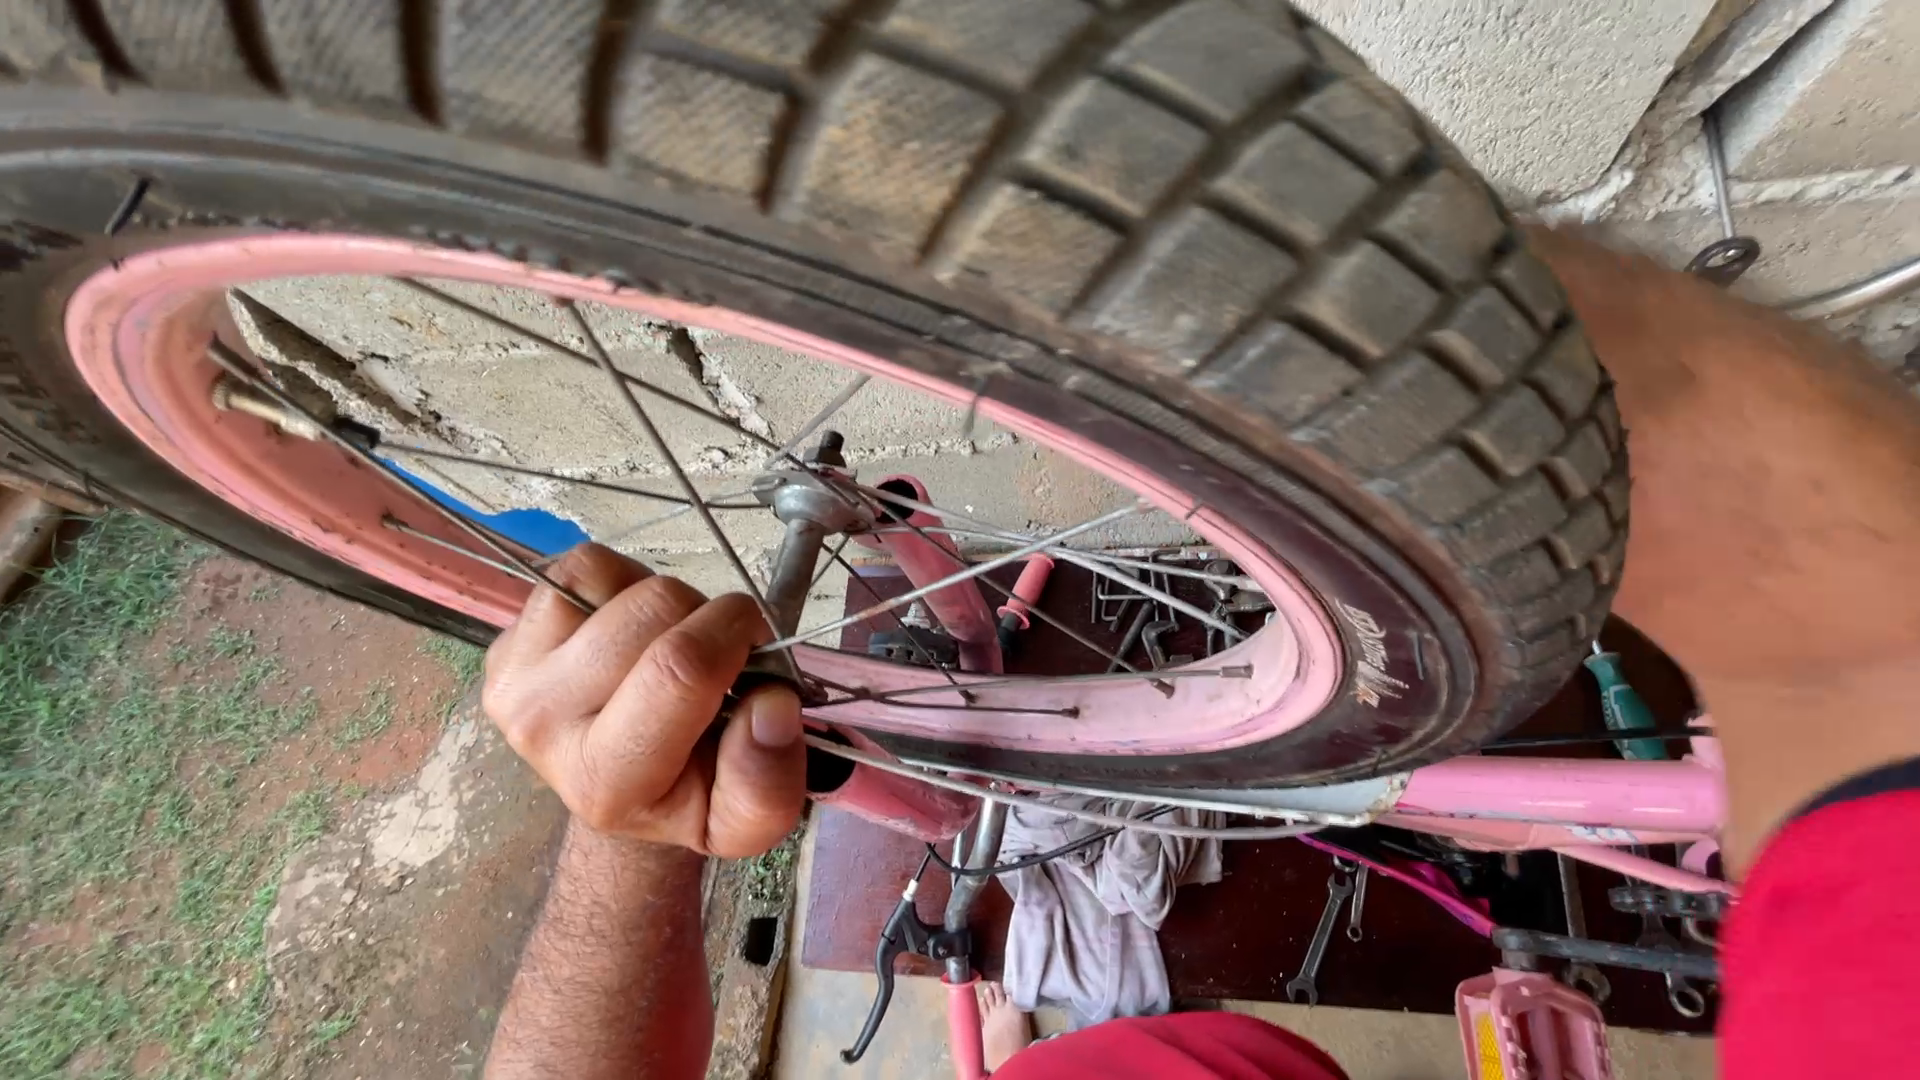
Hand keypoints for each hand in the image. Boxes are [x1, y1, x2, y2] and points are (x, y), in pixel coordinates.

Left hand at [481, 544, 805, 855]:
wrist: (619, 788)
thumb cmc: (687, 794)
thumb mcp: (744, 818)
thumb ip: (769, 780)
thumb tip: (774, 704)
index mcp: (608, 776)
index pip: (678, 669)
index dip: (734, 634)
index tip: (757, 644)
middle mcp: (544, 724)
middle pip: (654, 607)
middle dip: (708, 615)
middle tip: (719, 653)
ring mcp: (515, 676)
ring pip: (619, 581)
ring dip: (666, 601)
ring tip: (672, 643)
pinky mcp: (507, 640)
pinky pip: (582, 568)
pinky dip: (624, 583)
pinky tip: (631, 628)